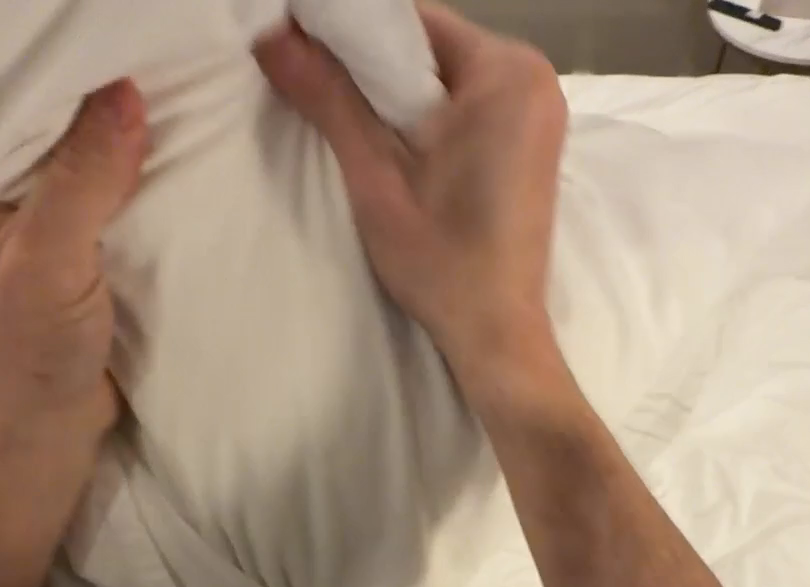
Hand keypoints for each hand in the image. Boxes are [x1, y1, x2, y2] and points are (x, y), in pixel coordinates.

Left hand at [0, 78, 149, 445]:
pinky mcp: (53, 240)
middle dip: (93, 106)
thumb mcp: (46, 260)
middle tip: (161, 75)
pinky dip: (126, 185)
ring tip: (174, 114)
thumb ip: (82, 178)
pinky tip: (166, 169)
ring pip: (67, 153)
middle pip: (32, 115)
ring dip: (116, 147)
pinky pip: (90, 191)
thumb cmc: (22, 354)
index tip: (124, 52)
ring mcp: (9, 209)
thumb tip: (129, 91)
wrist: (42, 432)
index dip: (56, 72)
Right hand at [256, 5, 567, 379]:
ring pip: (449, 81)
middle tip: (322, 95)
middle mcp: (535, 80)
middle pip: (432, 49)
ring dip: (401, 98)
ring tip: (358, 130)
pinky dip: (432, 121)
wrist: (496, 333)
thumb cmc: (442, 263)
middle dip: (376, 69)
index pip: (411, 22)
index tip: (306, 52)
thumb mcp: (376, 178)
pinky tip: (402, 152)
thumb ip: (328, 99)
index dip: (352, 34)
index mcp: (506, 73)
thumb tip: (270, 35)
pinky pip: (471, 110)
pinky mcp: (533, 148)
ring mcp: (540, 116)